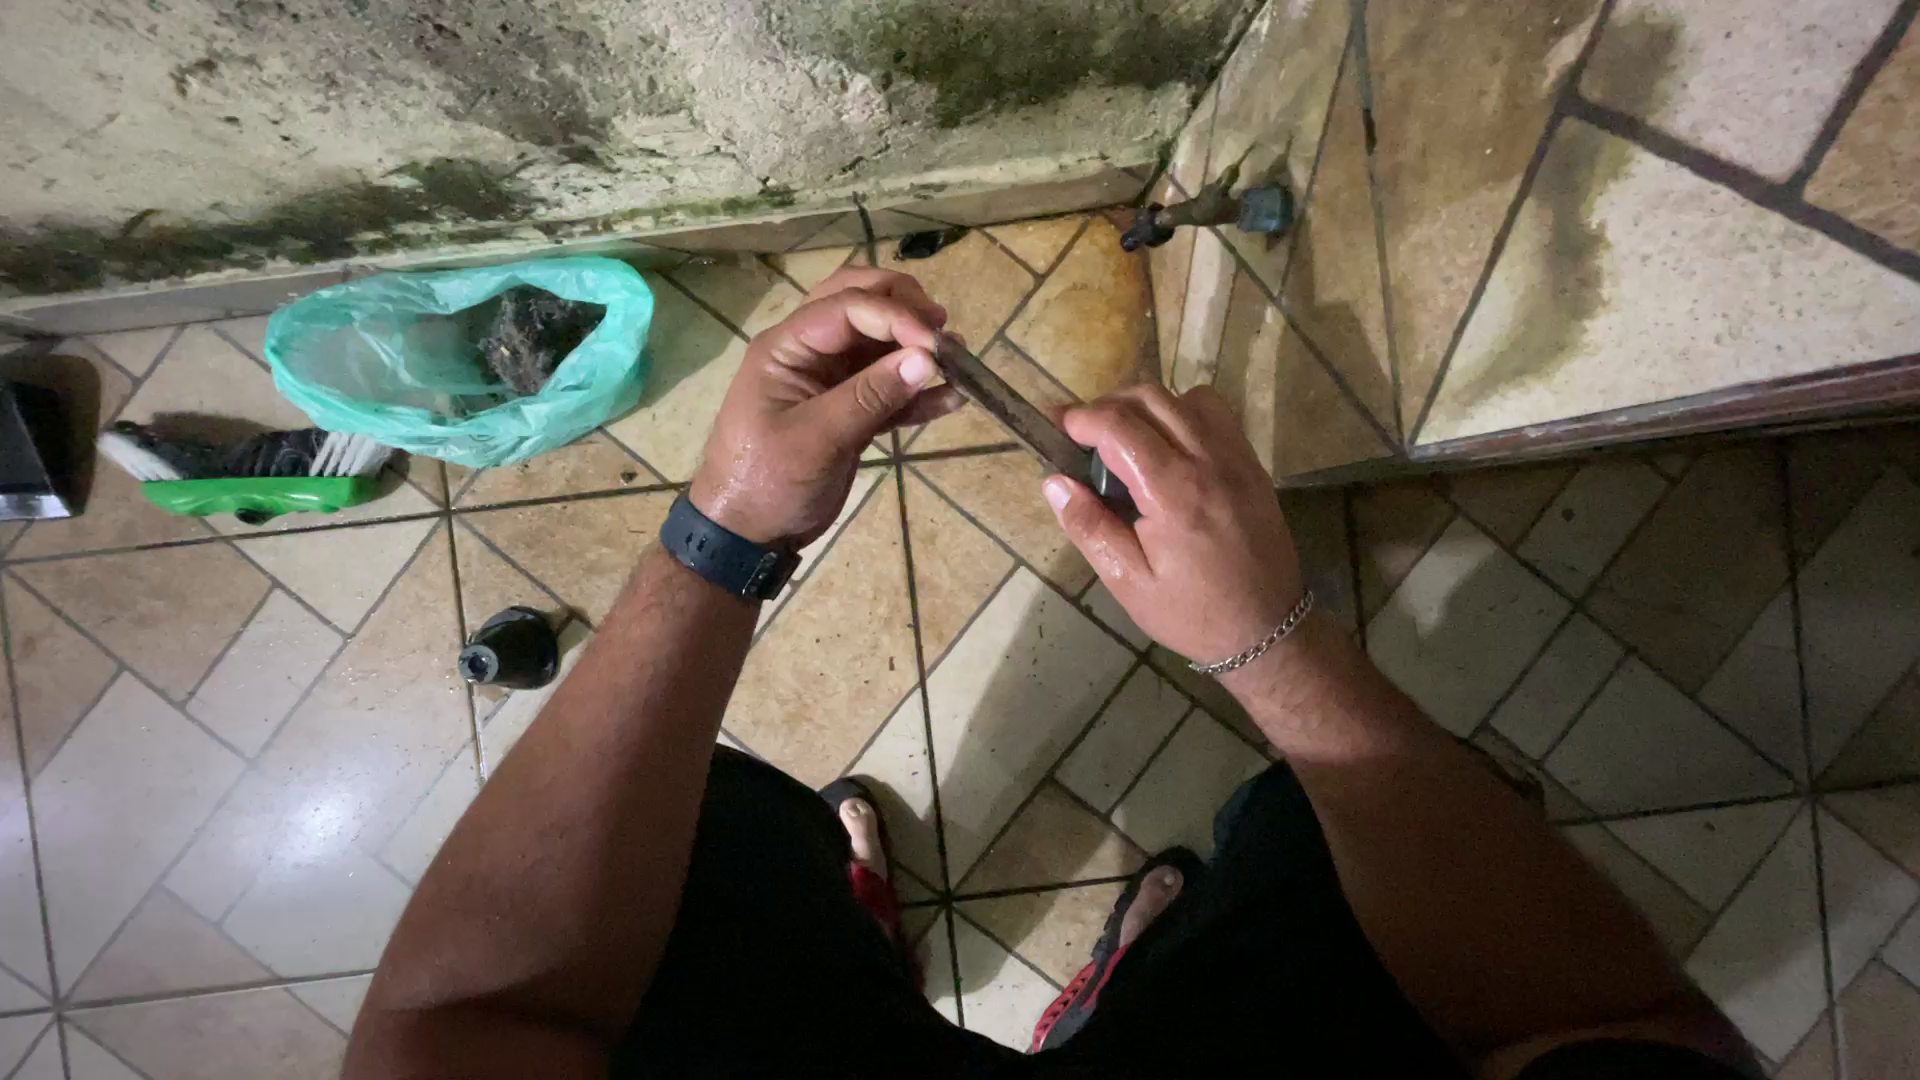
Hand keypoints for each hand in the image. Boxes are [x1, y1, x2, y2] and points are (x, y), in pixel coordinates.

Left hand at [688, 268, 962, 545]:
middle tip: (943, 330)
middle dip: (904, 309)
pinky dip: (918, 394)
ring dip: (917, 349)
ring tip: (959, 362)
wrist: (749, 534)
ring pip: (879, 347)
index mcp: (787, 347)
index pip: (846, 307)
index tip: (934, 344)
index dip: (894, 316)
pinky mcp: (851, 414)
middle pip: (860, 305)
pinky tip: (952, 400)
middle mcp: (809, 354)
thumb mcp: (816, 438)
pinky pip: (889, 393)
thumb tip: (926, 358)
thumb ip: (870, 397)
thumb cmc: (766, 481)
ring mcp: (831, 383)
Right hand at [1042, 383, 1305, 668]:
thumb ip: (1090, 527)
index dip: (1080, 418)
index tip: (1055, 426)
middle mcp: (1208, 461)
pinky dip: (1181, 413)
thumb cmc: (1192, 613)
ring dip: (1145, 405)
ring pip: (1185, 398)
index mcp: (1174, 492)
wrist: (1268, 629)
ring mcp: (1236, 458)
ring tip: (1122, 438)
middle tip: (1082, 435)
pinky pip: (1215, 414)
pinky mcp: (1251, 464)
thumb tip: (1054, 482)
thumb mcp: (1128, 583)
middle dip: (1107, 405)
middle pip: (1151, 398)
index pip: (1119, 426)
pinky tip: (1166, 445)